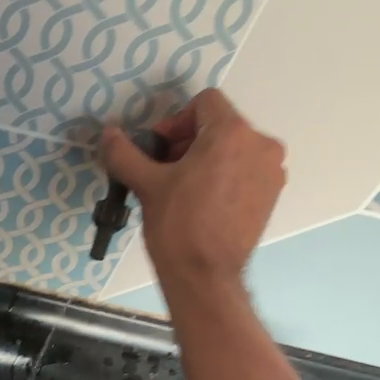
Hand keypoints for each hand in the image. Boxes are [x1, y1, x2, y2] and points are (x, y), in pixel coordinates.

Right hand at [102, 88, 285, 296]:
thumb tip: (107, 133)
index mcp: (232, 133)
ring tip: (184, 191)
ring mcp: (271, 171)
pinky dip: (224, 178)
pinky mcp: (272, 195)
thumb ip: (125, 154)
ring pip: (234, 150)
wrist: (205, 276)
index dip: (175, 121)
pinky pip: (246, 172)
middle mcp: (261, 144)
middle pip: (220, 126)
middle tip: (165, 172)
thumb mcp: (146, 186)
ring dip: (207, 161)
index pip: (204, 103)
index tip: (159, 150)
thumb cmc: (177, 226)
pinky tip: (204, 205)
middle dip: (189, 143)